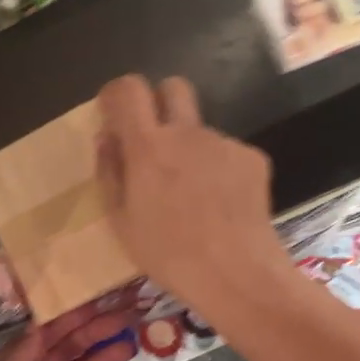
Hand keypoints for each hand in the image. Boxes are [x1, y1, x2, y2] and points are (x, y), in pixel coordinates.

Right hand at [95, 74, 291, 304]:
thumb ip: (110, 172)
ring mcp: (223, 143)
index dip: (117, 94)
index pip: (128, 90)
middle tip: (151, 142)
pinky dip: (216, 171)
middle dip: (158, 102)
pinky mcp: (252, 158)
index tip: (113, 114)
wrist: (236, 273)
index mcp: (148, 146)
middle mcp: (187, 133)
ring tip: (190, 197)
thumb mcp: (121, 220)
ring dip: (188, 149)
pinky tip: (218, 206)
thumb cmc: (167, 254)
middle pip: (173, 87)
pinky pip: (225, 153)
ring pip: (199, 131)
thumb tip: (107, 138)